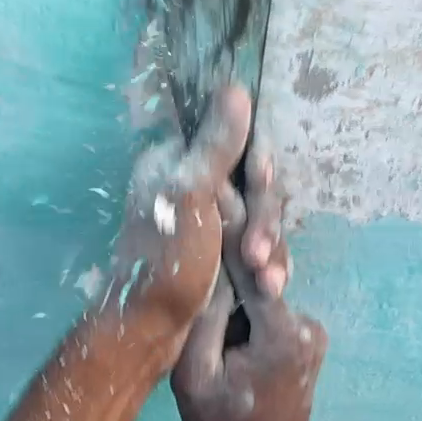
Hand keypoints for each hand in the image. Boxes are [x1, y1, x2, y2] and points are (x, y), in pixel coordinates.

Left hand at [102, 85, 251, 363]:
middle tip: (256, 254)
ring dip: (270, 250)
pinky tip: (269, 288)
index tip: (259, 182)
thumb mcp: (190, 196)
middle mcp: (194, 188)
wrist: (152, 331)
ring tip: (266, 282)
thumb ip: (215, 146)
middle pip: (254, 186)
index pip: (234, 141)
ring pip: (262, 220)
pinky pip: (261, 249)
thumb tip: (236, 89)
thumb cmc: (164, 263)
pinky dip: (268, 268)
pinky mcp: (224, 256)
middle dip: (262, 221)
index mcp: (176, 163)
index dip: (255, 165)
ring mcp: (211, 224)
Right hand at [171, 147, 325, 420]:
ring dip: (254, 233)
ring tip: (251, 172)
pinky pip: (272, 295)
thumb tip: (202, 266)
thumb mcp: (194, 378)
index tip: (216, 176)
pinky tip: (243, 230)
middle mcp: (304, 323)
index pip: (250, 265)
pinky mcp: (302, 333)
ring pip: (273, 275)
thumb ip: (201, 319)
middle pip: (271, 258)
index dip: (232, 220)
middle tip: (250, 151)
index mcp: (279, 335)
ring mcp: (309, 328)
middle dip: (254, 208)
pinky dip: (254, 268)